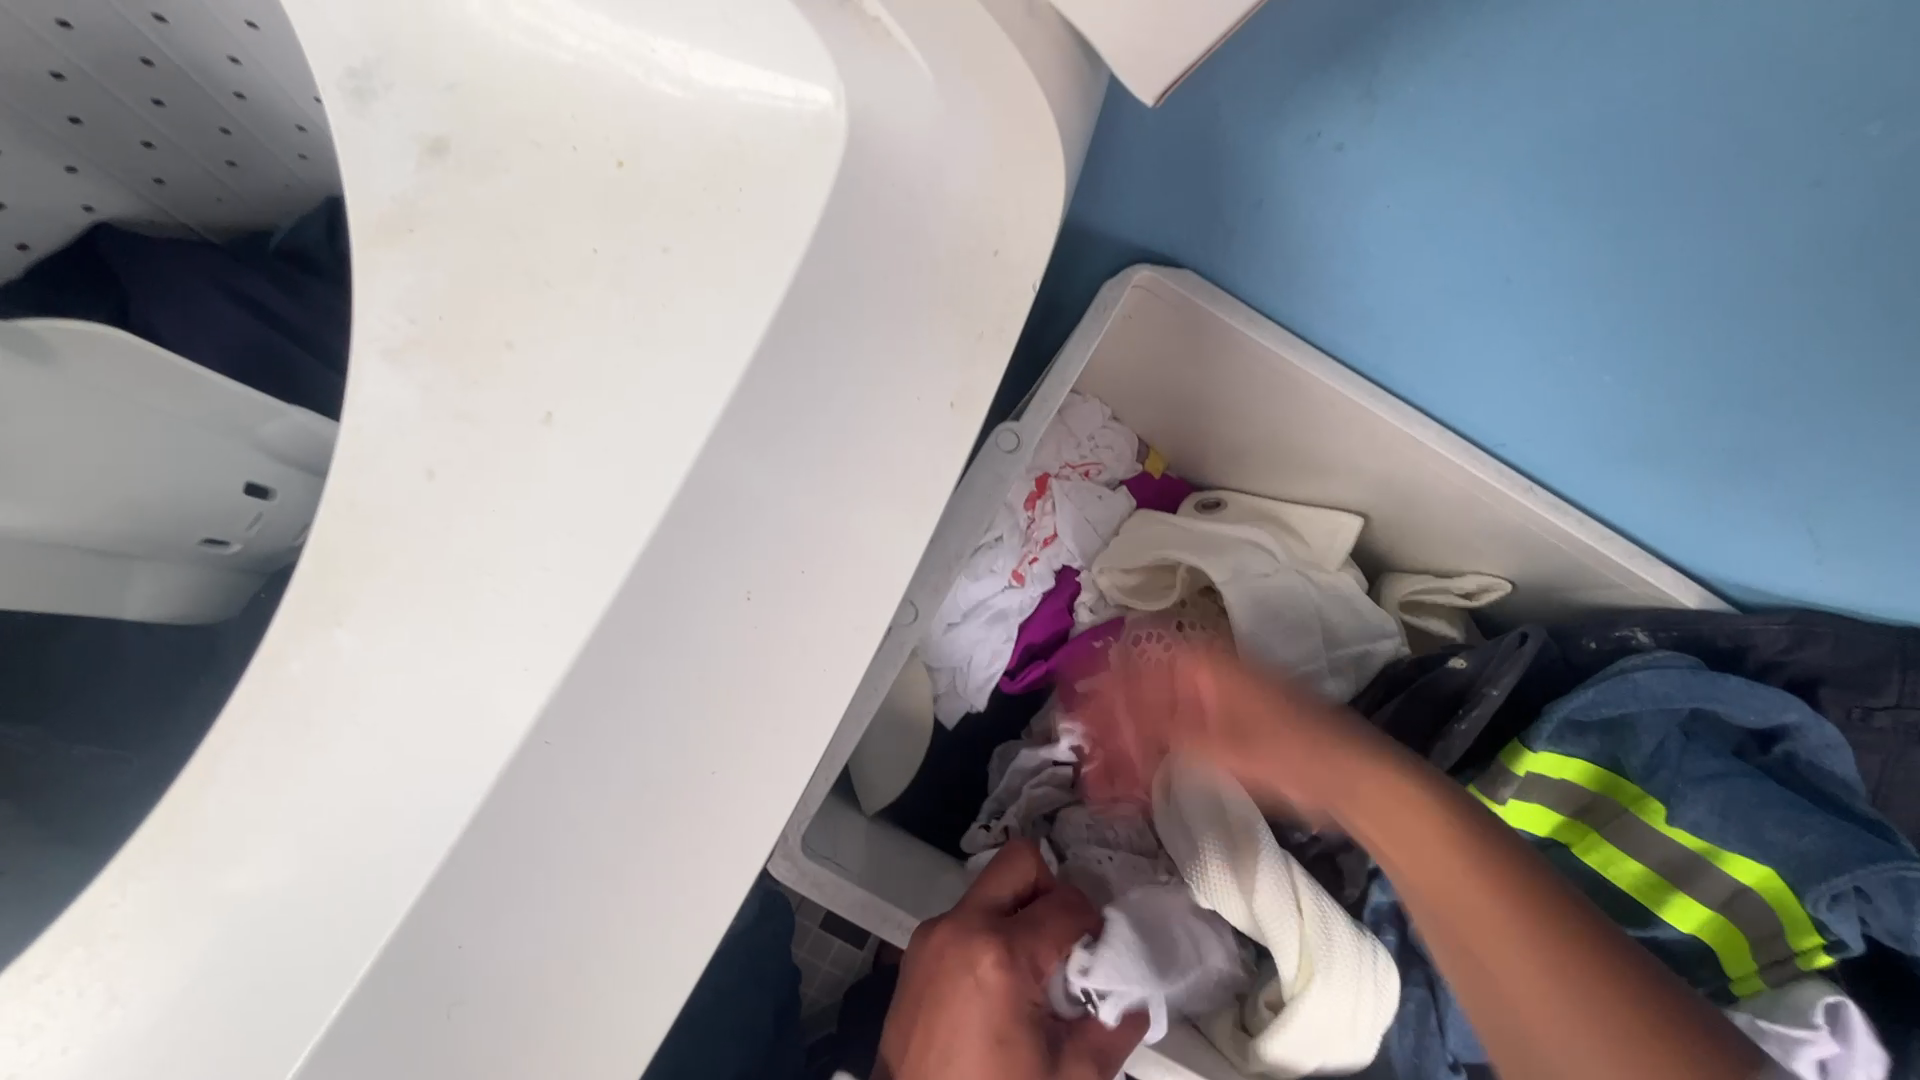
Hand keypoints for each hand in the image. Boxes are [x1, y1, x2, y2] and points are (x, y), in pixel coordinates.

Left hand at [876, 840, 1146, 1079]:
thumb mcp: (1067, 1076)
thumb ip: (1112, 1029)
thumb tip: (1134, 999)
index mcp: (1001, 952)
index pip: (1068, 903)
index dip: (1094, 926)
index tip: (1097, 958)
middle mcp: (962, 926)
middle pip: (1020, 860)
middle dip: (1052, 889)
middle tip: (1064, 940)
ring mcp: (933, 933)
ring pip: (990, 887)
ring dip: (1019, 912)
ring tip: (1032, 968)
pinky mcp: (916, 949)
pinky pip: (965, 917)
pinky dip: (989, 932)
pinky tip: (998, 983)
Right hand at [1076, 644, 1397, 826]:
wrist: (1350, 779)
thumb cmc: (1292, 749)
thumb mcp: (1224, 741)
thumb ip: (1163, 730)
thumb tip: (1109, 721)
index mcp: (1203, 665)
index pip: (1136, 662)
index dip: (1101, 683)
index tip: (1074, 709)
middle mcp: (1202, 680)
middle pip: (1137, 692)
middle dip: (1105, 722)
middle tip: (1080, 750)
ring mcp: (1211, 709)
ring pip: (1150, 721)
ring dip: (1121, 746)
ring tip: (1097, 776)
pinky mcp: (1220, 738)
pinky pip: (1169, 743)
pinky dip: (1146, 762)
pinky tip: (1128, 785)